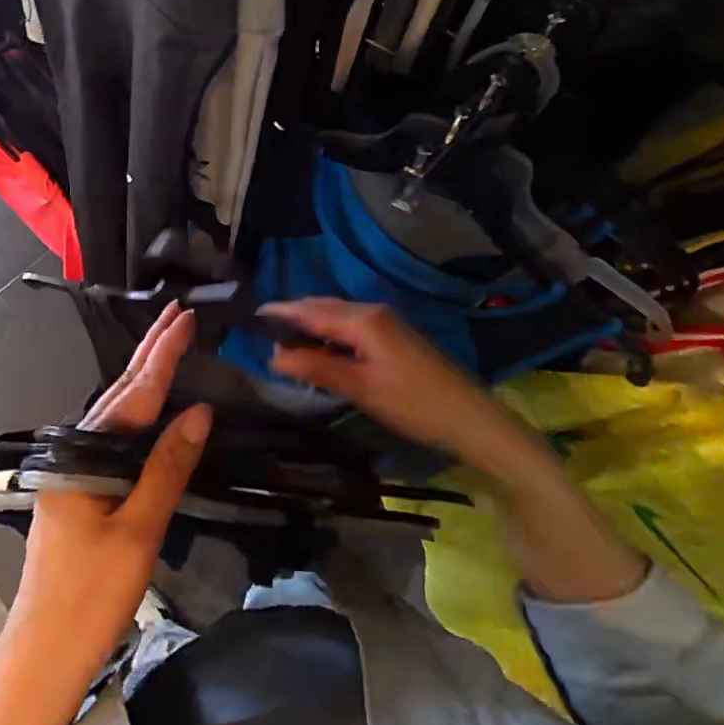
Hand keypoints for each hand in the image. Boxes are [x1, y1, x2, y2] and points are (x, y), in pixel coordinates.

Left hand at [0, 302, 211, 724]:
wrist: (43, 650)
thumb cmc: (91, 593)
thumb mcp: (137, 530)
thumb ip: (166, 467)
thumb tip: (199, 412)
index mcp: (83, 455)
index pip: (135, 395)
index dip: (163, 355)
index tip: (184, 318)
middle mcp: (74, 452)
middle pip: (119, 393)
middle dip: (149, 352)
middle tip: (176, 314)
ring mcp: (74, 469)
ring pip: (114, 412)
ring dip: (142, 376)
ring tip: (167, 344)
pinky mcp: (80, 487)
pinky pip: (113, 435)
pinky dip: (137, 410)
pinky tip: (150, 406)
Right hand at [262, 298, 501, 456]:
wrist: (470, 417)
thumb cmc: (414, 404)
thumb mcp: (361, 389)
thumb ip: (317, 368)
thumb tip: (274, 355)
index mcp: (363, 321)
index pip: (312, 311)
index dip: (282, 312)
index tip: (253, 313)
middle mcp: (373, 312)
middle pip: (325, 307)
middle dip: (295, 313)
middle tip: (264, 327)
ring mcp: (387, 321)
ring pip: (339, 314)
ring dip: (312, 322)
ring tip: (285, 337)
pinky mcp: (394, 334)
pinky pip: (352, 324)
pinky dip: (330, 331)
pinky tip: (322, 348)